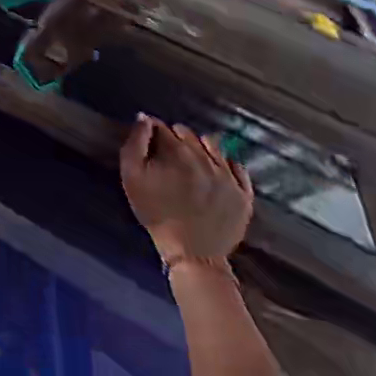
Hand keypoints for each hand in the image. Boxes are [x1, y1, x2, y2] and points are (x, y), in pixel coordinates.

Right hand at [120, 113, 253, 264]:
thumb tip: (144, 119)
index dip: (153, 134)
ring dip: (200, 148)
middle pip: (187, 134)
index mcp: (177, 150)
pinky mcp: (244, 193)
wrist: (193, 256)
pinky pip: (238, 167)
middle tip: (169, 158)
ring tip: (191, 165)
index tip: (150, 146)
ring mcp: (228, 174)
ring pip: (212, 146)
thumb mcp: (132, 177)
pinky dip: (226, 165)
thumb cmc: (157, 214)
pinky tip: (216, 173)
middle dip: (175, 139)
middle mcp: (205, 156)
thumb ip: (135, 143)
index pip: (162, 128)